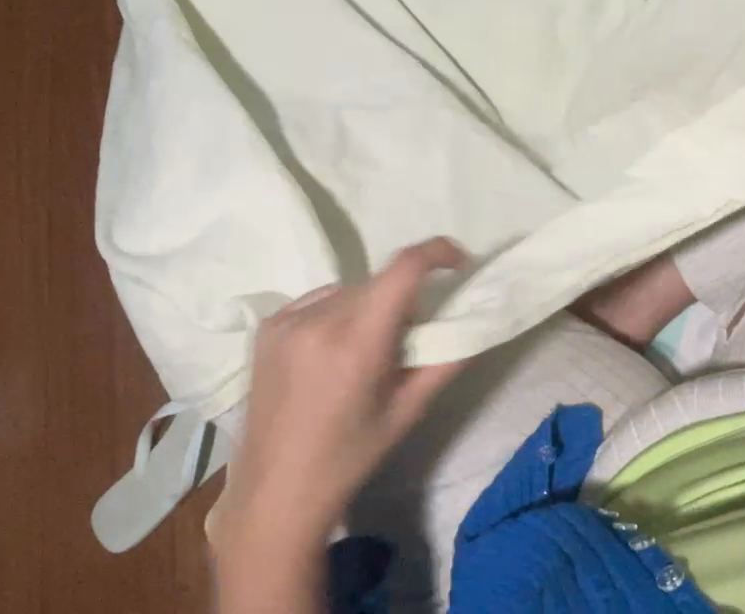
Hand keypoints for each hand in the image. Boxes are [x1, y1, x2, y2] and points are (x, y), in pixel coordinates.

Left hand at [215, 240, 471, 610]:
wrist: (276, 491)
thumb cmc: (350, 456)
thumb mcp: (408, 412)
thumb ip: (446, 361)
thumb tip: (477, 323)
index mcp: (358, 343)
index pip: (403, 269)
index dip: (437, 252)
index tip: (458, 262)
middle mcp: (319, 320)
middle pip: (379, 283)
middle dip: (402, 297)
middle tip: (407, 337)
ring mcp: (287, 320)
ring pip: (349, 290)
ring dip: (367, 306)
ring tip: (362, 351)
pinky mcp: (266, 326)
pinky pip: (317, 300)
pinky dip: (335, 314)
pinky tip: (329, 352)